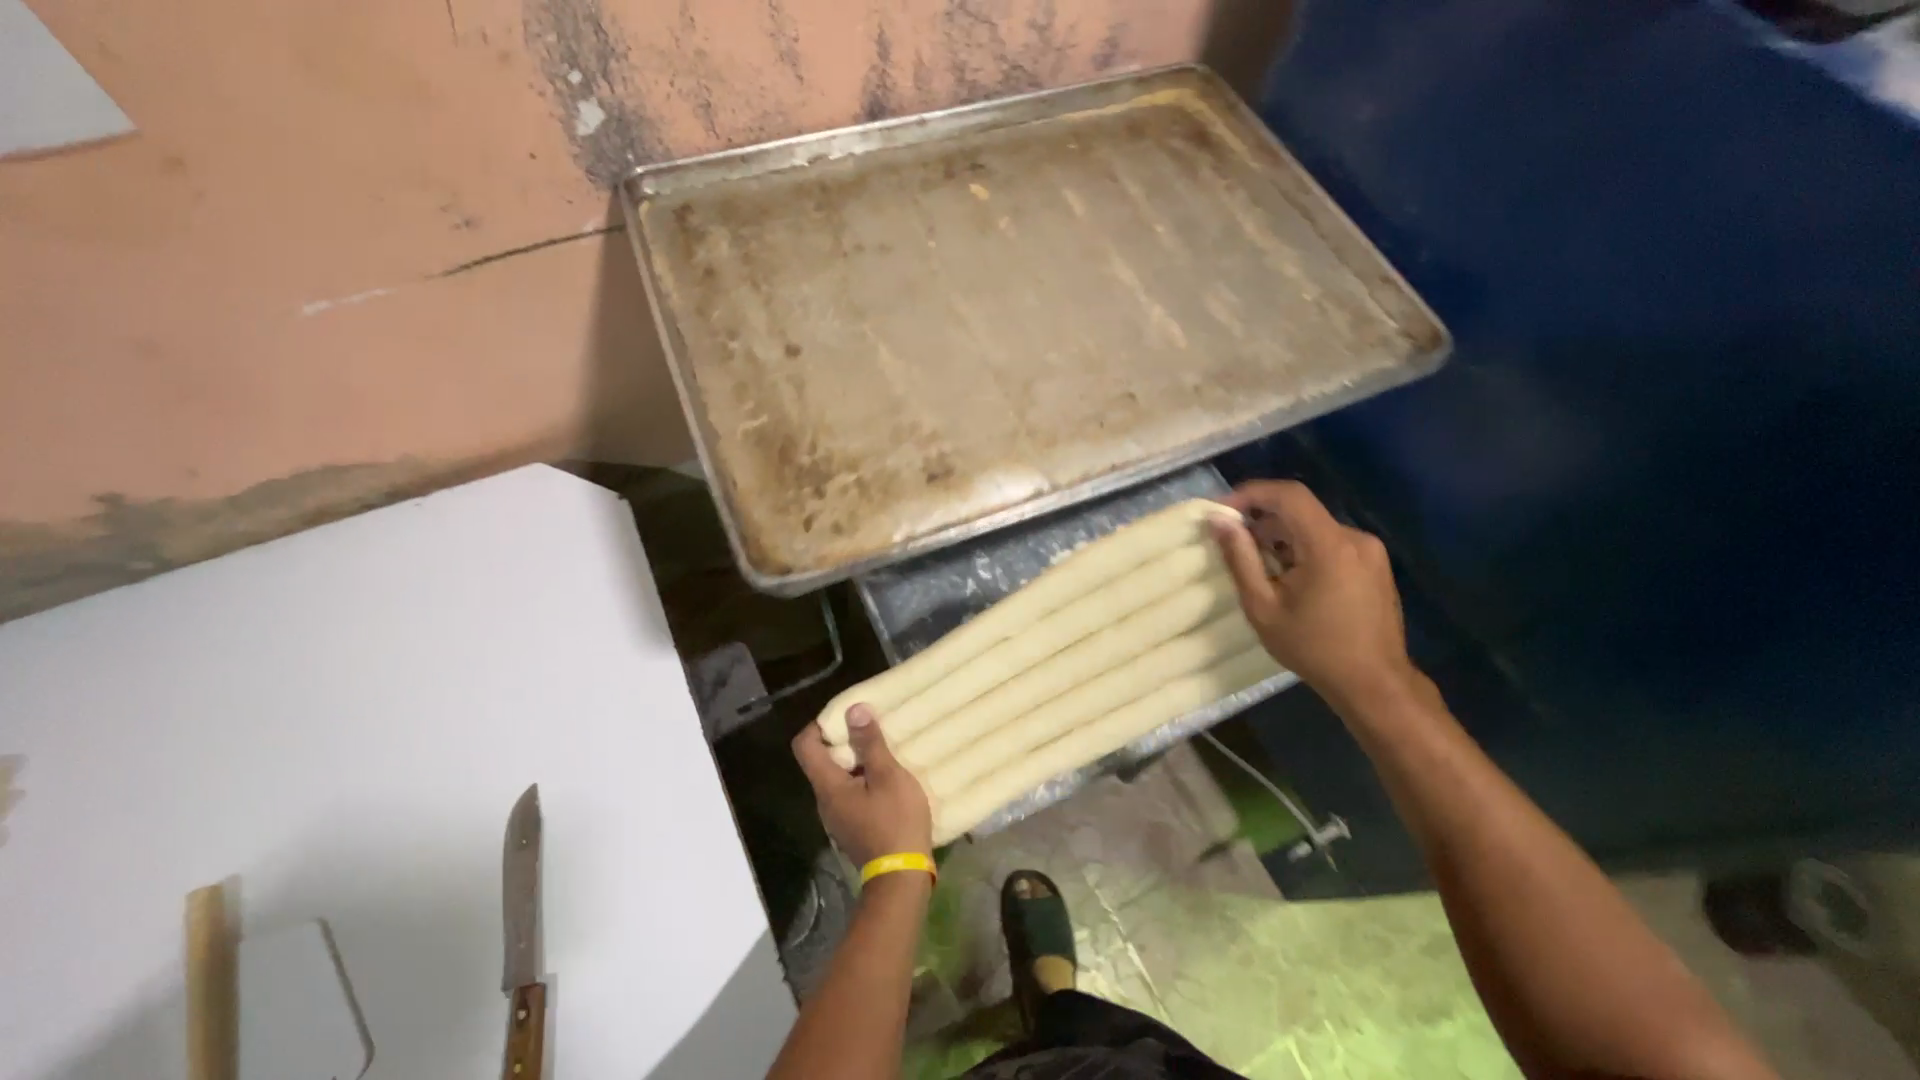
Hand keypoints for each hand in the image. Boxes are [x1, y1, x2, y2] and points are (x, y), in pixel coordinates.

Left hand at [791, 705, 933, 865]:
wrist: (901, 876)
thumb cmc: (894, 821)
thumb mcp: (887, 776)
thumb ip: (870, 743)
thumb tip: (854, 709)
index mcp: (827, 786)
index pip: (805, 746)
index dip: (819, 725)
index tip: (845, 716)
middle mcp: (825, 801)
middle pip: (822, 762)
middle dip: (844, 742)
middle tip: (870, 730)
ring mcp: (837, 818)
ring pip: (838, 780)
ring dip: (856, 763)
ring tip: (883, 754)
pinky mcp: (852, 829)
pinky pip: (850, 796)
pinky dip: (863, 782)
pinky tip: (888, 783)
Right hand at [1210, 480, 1416, 707]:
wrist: (1374, 684)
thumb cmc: (1313, 649)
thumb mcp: (1263, 607)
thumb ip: (1240, 559)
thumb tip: (1219, 522)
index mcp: (1329, 545)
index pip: (1288, 495)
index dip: (1251, 493)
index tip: (1223, 511)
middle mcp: (1354, 538)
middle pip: (1301, 512)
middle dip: (1263, 521)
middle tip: (1235, 546)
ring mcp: (1370, 551)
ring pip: (1315, 528)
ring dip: (1284, 539)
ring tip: (1262, 570)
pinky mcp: (1375, 565)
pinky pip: (1332, 544)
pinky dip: (1305, 551)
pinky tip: (1292, 582)